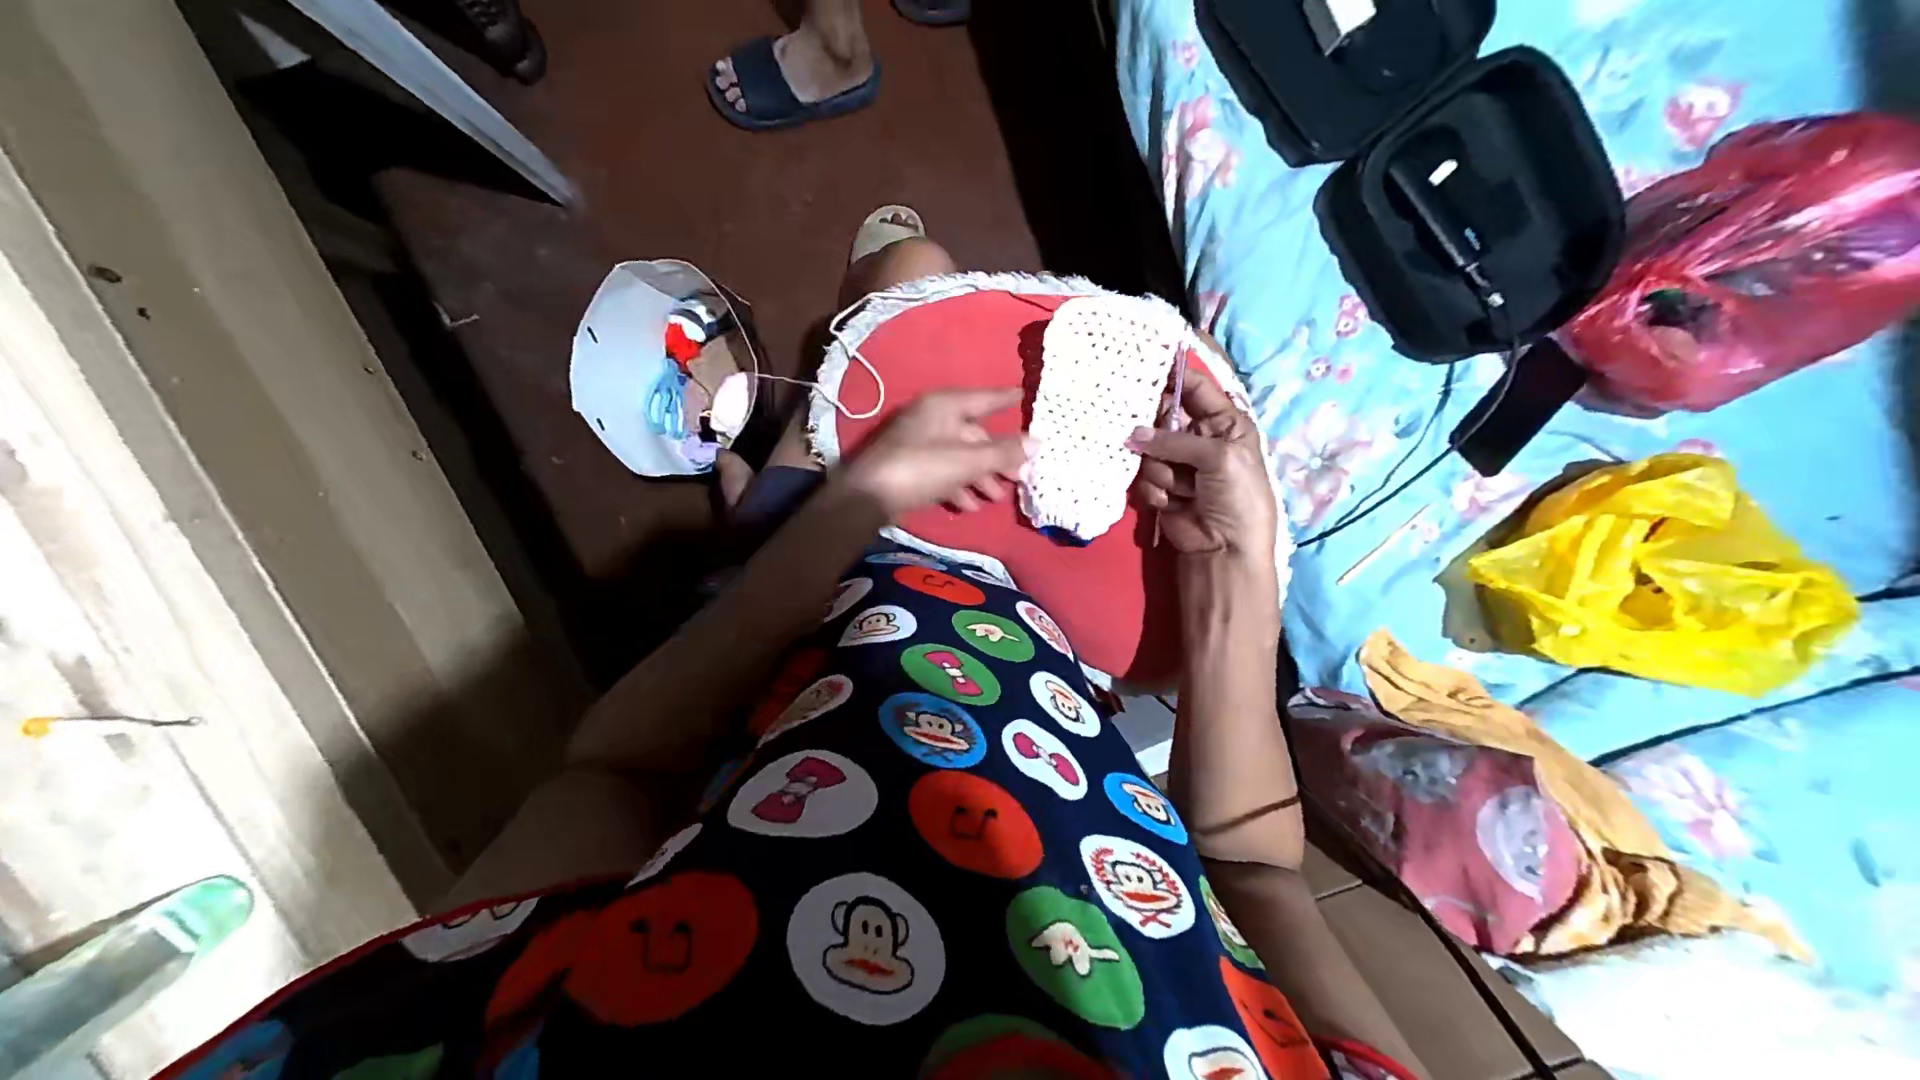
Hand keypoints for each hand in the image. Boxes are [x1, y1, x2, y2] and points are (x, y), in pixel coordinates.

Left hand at [839, 388, 1030, 518]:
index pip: (985, 398)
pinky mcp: (911, 467)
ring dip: (980, 478)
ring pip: (960, 457)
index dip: (1007, 399)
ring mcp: (919, 444)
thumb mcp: (967, 461)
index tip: (1027, 396)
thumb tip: (1036, 442)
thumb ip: (1003, 453)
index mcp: (945, 406)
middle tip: (1019, 477)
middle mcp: (932, 419)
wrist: (868, 497)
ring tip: (995, 498)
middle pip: (975, 435)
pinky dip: (958, 486)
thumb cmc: (920, 469)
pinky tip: (968, 506)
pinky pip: (943, 472)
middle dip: (997, 458)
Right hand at [1127, 362, 1276, 561]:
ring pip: (1149, 452)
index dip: (1175, 377)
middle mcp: (1200, 440)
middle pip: (1165, 420)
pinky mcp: (1161, 489)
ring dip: (1162, 471)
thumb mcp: (1219, 457)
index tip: (1146, 366)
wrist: (1225, 549)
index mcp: (1226, 424)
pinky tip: (1171, 504)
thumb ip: (1175, 439)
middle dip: (1158, 432)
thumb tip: (1132, 434)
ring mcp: (1179, 466)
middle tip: (1151, 438)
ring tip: (1181, 490)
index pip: (1197, 390)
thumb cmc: (1237, 497)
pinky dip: (1155, 491)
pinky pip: (1144, 478)